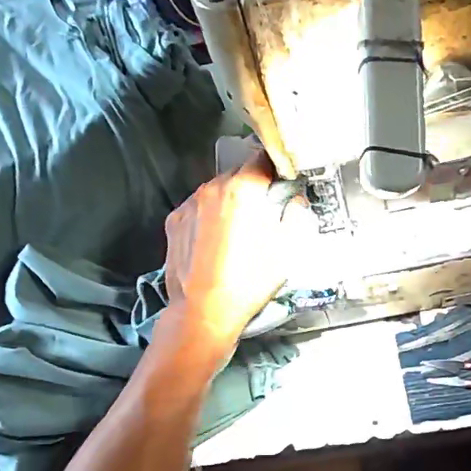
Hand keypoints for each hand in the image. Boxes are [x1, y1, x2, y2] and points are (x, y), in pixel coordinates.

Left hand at [160, 150, 302, 354]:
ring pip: (215, 192)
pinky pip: (196, 209)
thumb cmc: (248, 281)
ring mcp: (189, 205)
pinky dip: (207, 217)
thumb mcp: (288, 248)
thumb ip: (296, 213)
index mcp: (242, 189)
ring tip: (236, 234)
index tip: (280, 186)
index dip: (275, 171)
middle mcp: (211, 189)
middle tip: (261, 214)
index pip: (262, 159)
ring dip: (227, 203)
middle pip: (237, 174)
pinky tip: (214, 242)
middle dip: (250, 188)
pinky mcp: (174, 222)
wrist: (203, 311)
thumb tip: (294, 201)